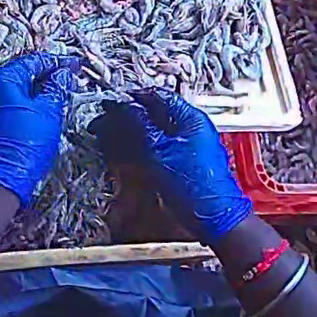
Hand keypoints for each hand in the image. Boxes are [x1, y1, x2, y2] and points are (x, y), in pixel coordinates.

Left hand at [0, 52, 79, 204]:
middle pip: (20, 76)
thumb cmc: (24, 144)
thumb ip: (55, 89)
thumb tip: (62, 75)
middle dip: (44, 78)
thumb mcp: (48, 113)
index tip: (74, 65)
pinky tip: (35, 117)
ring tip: (55, 100)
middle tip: (67, 82)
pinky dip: (21, 109)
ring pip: (12, 95)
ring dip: (33, 95)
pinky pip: (4, 110)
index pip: (32, 61)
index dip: (56, 63)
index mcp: (3, 80)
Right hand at [91, 89, 252, 240]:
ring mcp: (183, 147)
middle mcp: (188, 129)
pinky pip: (152, 148)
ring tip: (106, 136)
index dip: (131, 98)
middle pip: (151, 114)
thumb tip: (122, 106)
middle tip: (103, 122)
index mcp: (190, 118)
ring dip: (127, 132)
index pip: (157, 96)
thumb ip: (140, 125)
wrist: (213, 219)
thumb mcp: (161, 150)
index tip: (110, 104)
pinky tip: (121, 153)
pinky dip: (135, 148)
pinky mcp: (177, 163)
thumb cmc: (197, 185)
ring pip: (149, 132)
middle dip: (125, 117)